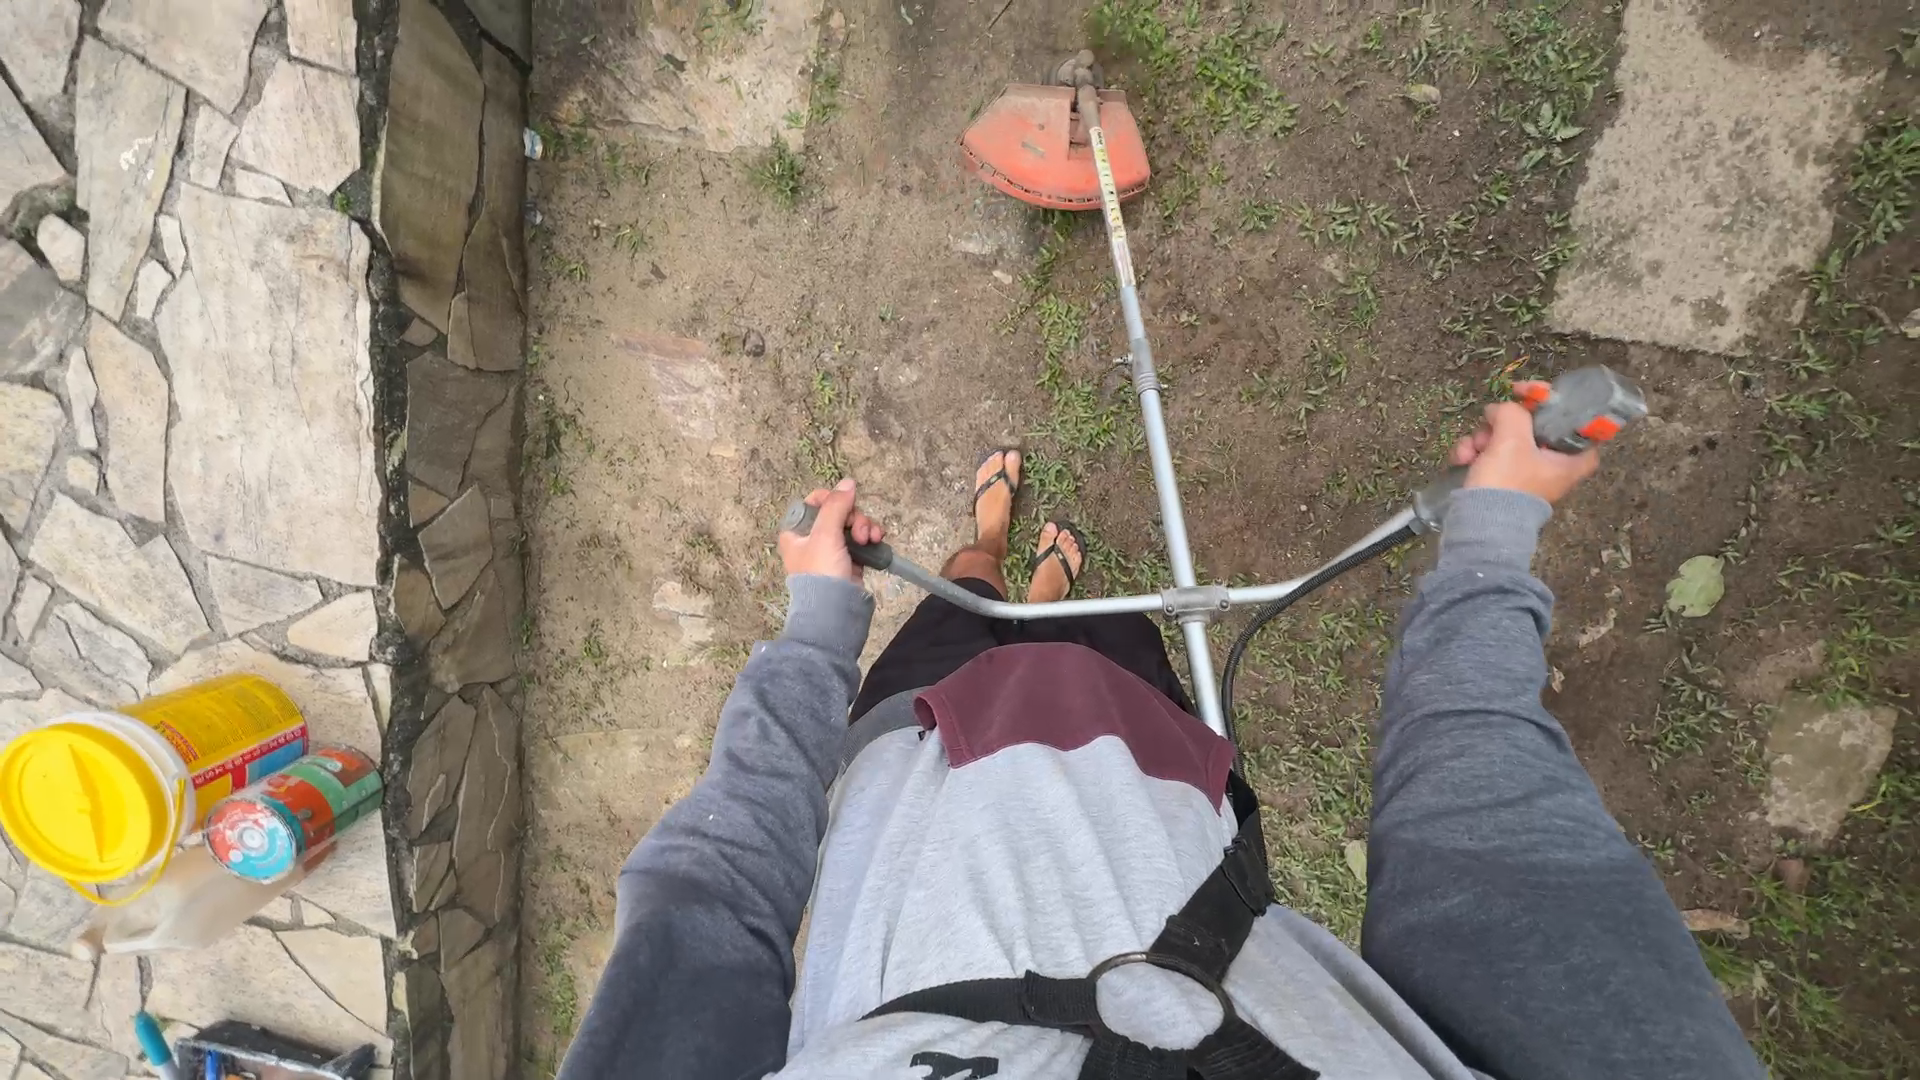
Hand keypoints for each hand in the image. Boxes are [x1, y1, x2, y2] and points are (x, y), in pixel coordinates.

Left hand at [778, 478, 885, 583]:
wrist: (834, 610)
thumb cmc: (822, 570)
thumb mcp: (825, 534)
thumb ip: (836, 506)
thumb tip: (848, 482)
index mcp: (796, 530)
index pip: (814, 502)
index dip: (832, 499)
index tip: (844, 505)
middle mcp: (812, 538)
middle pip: (838, 511)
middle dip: (855, 517)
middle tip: (860, 531)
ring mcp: (831, 549)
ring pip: (852, 524)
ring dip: (865, 526)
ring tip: (871, 539)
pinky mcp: (849, 559)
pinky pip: (861, 539)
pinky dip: (870, 537)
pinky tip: (878, 541)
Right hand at [1451, 393, 1599, 504]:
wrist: (1479, 523)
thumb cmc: (1506, 482)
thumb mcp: (1511, 440)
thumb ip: (1511, 413)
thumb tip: (1499, 409)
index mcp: (1577, 455)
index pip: (1569, 414)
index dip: (1544, 399)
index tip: (1519, 392)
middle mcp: (1557, 462)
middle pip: (1528, 425)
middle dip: (1498, 427)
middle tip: (1485, 435)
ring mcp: (1529, 471)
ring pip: (1504, 438)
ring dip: (1480, 440)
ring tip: (1468, 453)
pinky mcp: (1505, 479)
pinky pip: (1491, 454)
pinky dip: (1474, 453)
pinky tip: (1463, 461)